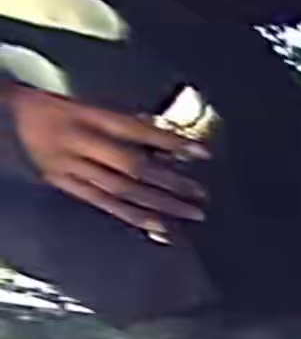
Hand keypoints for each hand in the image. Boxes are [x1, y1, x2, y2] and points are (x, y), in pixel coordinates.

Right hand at [5, 86, 207, 233]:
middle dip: (172, 182)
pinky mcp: (61, 182)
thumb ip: (130, 128)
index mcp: (80, 115)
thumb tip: (181, 149)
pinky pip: (104, 203)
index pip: (133, 129)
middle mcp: (74, 140)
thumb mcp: (86, 110)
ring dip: (163, 204)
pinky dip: (137, 217)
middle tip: (202, 194)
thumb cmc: (56, 113)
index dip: (171, 141)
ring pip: (122, 188)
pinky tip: (165, 229)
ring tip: (195, 214)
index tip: (206, 154)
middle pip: (131, 165)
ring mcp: (64, 163)